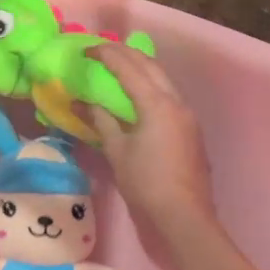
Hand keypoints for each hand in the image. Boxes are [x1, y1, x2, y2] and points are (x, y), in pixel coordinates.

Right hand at [85, 43, 215, 238]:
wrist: (184, 219)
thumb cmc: (146, 183)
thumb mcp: (117, 150)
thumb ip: (100, 119)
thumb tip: (79, 101)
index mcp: (157, 104)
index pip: (128, 67)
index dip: (106, 54)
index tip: (86, 50)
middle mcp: (176, 103)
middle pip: (150, 66)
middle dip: (125, 54)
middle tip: (101, 51)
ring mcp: (187, 117)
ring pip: (162, 79)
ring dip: (140, 68)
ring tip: (117, 66)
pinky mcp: (190, 131)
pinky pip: (167, 96)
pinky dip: (149, 86)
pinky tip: (136, 95)